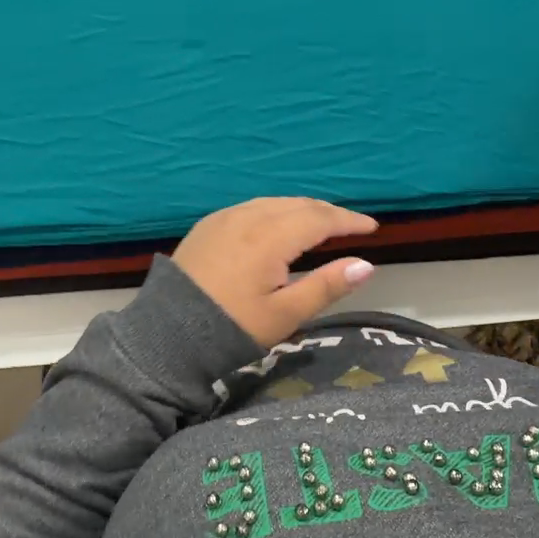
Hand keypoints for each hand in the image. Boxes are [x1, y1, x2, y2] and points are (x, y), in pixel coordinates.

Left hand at [170, 197, 379, 347]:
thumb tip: (366, 264)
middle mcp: (248, 217)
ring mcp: (224, 218)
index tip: (372, 226)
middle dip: (328, 213)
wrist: (166, 334)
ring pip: (274, 203)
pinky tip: (281, 225)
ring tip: (322, 224)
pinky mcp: (208, 225)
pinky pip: (252, 208)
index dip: (348, 220)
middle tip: (351, 225)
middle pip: (298, 205)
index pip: (320, 219)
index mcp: (270, 236)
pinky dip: (276, 212)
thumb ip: (326, 286)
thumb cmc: (231, 328)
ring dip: (302, 210)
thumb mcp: (285, 315)